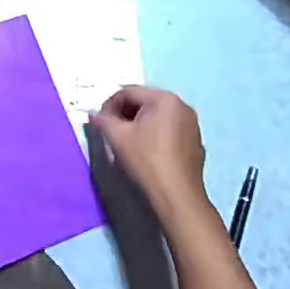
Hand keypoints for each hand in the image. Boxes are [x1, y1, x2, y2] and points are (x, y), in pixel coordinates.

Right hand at [90, 86, 205, 216]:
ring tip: (127, 142)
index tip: (100, 122)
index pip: (128, 92)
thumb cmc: (146, 161)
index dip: (109, 105)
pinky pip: (170, 129)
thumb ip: (103, 121)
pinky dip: (155, 134)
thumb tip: (94, 114)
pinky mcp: (195, 141)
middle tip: (111, 132)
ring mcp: (191, 123)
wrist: (177, 196)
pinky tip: (147, 152)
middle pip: (145, 101)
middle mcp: (181, 105)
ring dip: (140, 124)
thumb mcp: (118, 138)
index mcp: (164, 98)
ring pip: (158, 116)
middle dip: (125, 114)